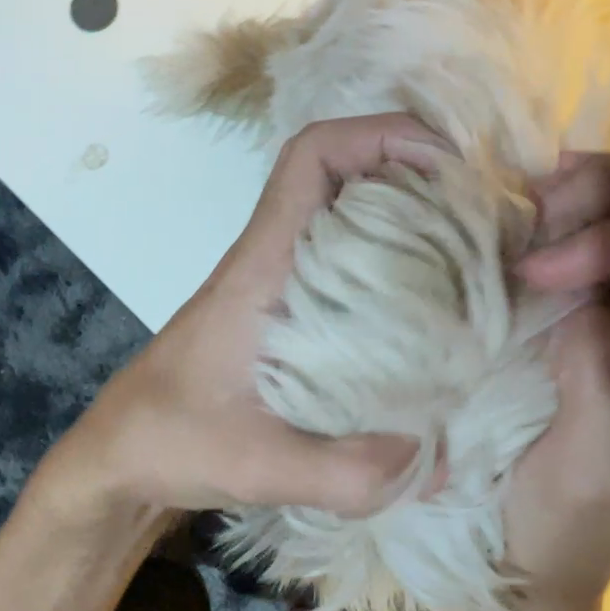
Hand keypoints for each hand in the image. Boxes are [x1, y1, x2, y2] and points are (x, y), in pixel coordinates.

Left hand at [48, 114, 447, 518]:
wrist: (119, 463)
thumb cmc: (169, 444)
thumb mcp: (257, 466)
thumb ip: (344, 474)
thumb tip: (437, 464)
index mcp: (261, 271)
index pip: (311, 159)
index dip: (382, 136)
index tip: (451, 168)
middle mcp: (273, 269)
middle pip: (350, 187)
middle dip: (423, 192)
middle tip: (490, 234)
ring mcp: (278, 299)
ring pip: (353, 238)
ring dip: (413, 242)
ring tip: (477, 279)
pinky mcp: (283, 333)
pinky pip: (348, 288)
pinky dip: (394, 294)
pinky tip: (429, 338)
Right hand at [502, 153, 609, 610]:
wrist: (541, 559)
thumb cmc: (563, 528)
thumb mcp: (591, 470)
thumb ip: (605, 377)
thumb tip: (587, 299)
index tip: (537, 270)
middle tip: (537, 213)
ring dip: (603, 196)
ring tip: (532, 208)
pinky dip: (580, 218)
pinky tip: (537, 222)